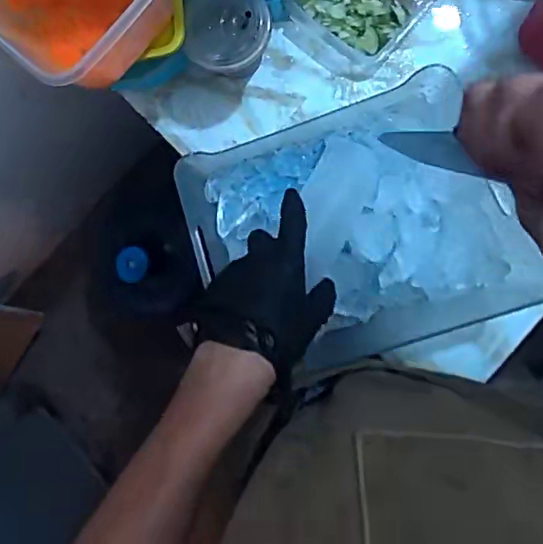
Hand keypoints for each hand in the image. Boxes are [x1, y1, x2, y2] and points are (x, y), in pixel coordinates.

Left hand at [190, 189, 334, 384]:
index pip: (292, 225)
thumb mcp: (310, 320)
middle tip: (275, 266)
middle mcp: (259, 256)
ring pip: (247, 261)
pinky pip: (232, 277)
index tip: (291, 194)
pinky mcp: (216, 281)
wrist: (236, 349)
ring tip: (258, 297)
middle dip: (268, 246)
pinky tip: (241, 306)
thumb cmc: (281, 333)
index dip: (293, 208)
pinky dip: (238, 286)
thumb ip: (320, 299)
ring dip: (253, 271)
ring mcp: (235, 267)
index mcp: (285, 260)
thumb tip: (326, 284)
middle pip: (262, 239)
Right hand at [457, 61, 542, 321]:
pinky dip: (483, 132)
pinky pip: (484, 94)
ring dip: (500, 141)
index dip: (541, 131)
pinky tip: (510, 159)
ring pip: (504, 89)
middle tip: (534, 179)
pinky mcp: (540, 95)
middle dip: (518, 138)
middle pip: (536, 85)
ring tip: (527, 175)